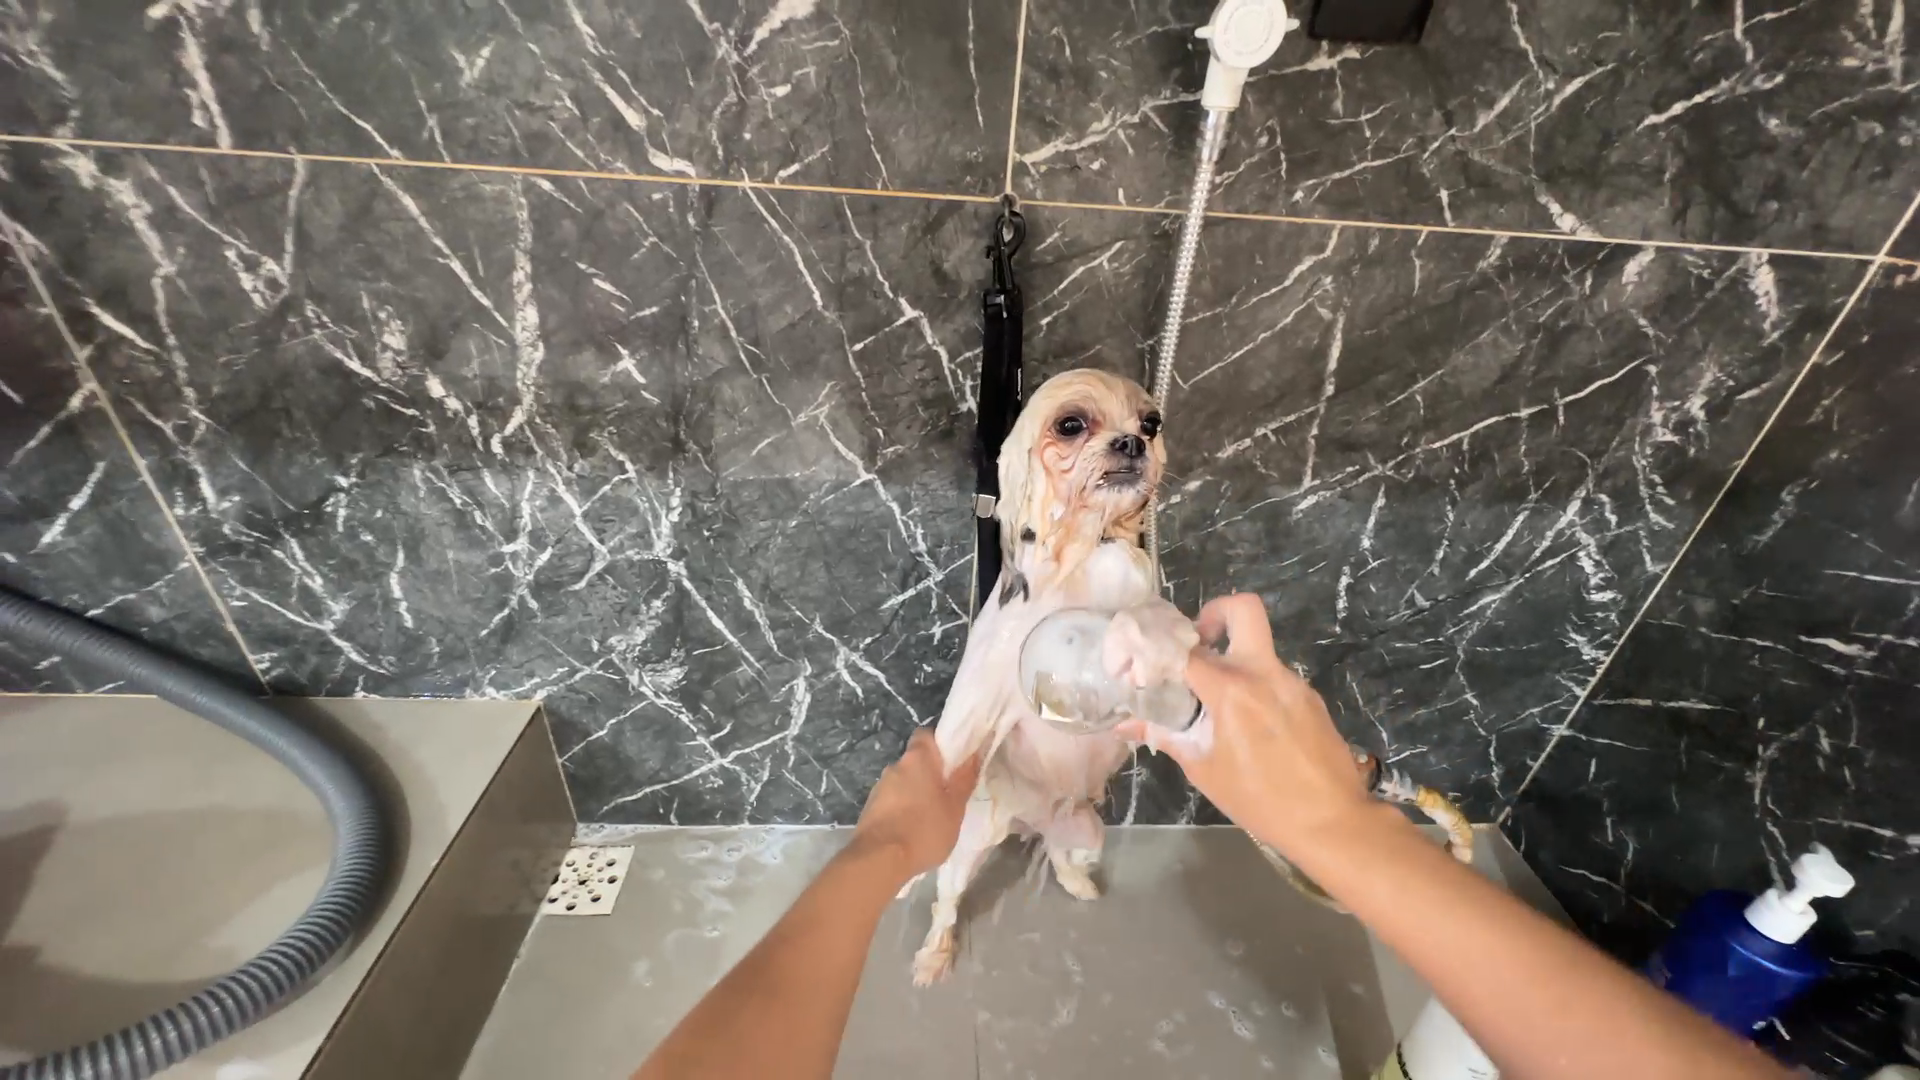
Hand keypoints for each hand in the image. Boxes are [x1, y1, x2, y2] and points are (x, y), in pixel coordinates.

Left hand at [851, 730, 982, 881]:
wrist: (878, 861)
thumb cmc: (924, 830)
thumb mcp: (954, 808)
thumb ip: (964, 780)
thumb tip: (974, 755)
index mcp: (917, 759)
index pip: (926, 734)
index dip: (940, 742)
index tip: (954, 758)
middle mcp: (895, 766)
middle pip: (915, 760)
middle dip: (930, 773)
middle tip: (947, 793)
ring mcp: (879, 787)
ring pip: (903, 782)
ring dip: (915, 792)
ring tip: (930, 816)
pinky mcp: (870, 808)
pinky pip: (892, 800)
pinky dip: (902, 808)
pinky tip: (912, 829)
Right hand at [1116, 593, 1375, 854]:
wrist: (1333, 822)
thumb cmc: (1260, 799)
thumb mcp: (1203, 769)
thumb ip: (1164, 736)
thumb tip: (1123, 726)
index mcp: (1232, 691)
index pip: (1183, 650)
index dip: (1158, 651)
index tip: (1147, 663)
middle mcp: (1264, 673)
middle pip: (1243, 609)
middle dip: (1214, 613)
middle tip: (1198, 642)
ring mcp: (1292, 682)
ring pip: (1257, 646)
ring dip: (1233, 658)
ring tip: (1217, 698)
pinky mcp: (1309, 696)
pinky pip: (1274, 675)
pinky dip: (1254, 685)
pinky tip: (1249, 722)